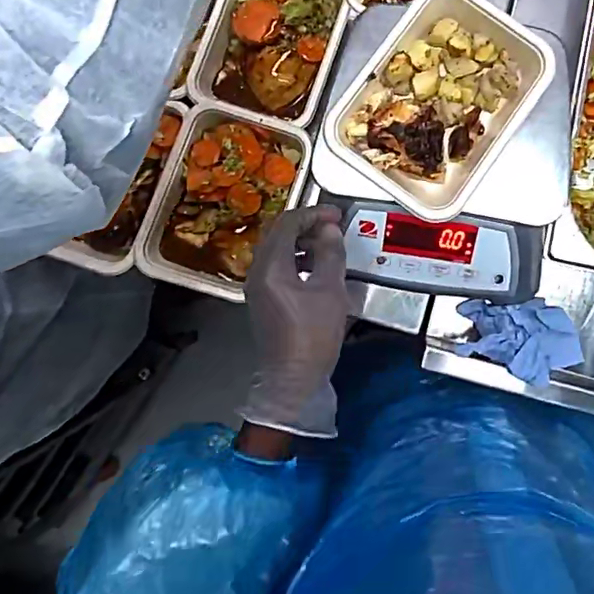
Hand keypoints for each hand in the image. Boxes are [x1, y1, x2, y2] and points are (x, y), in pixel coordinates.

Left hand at [236, 204, 352, 437]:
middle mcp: (257, 272)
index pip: (288, 224)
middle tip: (332, 224)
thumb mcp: (330, 290)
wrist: (293, 380)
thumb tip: (329, 230)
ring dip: (301, 239)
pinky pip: (277, 265)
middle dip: (306, 223)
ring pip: (276, 248)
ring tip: (328, 242)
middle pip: (277, 233)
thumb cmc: (313, 336)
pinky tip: (316, 266)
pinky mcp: (263, 299)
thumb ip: (330, 253)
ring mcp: (257, 287)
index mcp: (270, 267)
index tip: (336, 214)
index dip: (314, 214)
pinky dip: (296, 257)